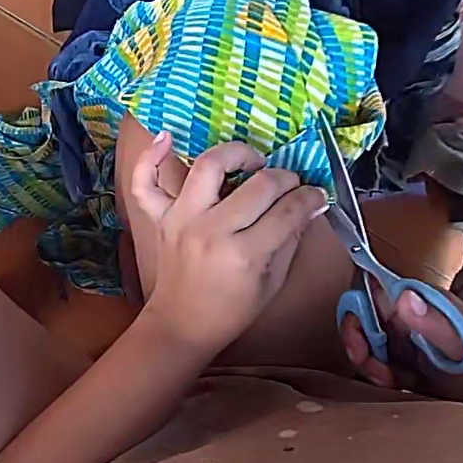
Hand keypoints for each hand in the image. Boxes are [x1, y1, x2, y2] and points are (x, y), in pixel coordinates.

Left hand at [130, 132, 328, 355]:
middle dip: (286, 179)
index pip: (288, 211)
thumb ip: (291, 240)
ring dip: (236, 153)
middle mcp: (212, 231)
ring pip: (209, 166)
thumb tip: (310, 207)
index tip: (316, 196)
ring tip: (252, 161)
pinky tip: (167, 137)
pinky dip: (152, 157)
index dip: (310, 199)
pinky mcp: (159, 219)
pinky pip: (146, 182)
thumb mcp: (272, 282)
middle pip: (259, 185)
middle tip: (291, 185)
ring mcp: (181, 221)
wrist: (183, 325)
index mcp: (244, 254)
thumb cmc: (232, 310)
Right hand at [341, 286, 462, 414]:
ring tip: (390, 381)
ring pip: (371, 345)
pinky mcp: (410, 363)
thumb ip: (430, 323)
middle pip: (366, 321)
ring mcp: (410, 340)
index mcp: (424, 301)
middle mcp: (413, 316)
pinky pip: (382, 364)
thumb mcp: (459, 346)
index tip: (360, 345)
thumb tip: (401, 296)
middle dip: (361, 346)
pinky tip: (395, 386)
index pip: (376, 294)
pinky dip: (380, 376)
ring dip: (371, 364)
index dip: (359, 315)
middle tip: (374, 370)